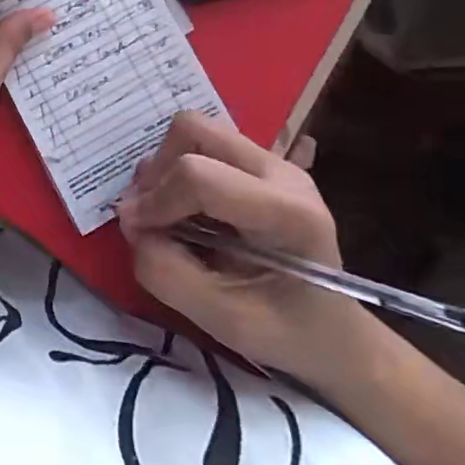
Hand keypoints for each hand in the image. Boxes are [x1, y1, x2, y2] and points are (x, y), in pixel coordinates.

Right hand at [118, 112, 382, 386]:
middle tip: (149, 214)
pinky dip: (179, 169)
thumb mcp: (221, 320)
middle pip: (194, 130)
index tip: (136, 232)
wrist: (334, 334)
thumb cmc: (286, 333)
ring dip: (166, 167)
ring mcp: (273, 163)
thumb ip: (166, 271)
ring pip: (195, 131)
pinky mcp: (261, 164)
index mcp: (288, 213)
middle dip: (158, 169)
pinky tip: (184, 210)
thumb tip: (130, 222)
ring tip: (164, 212)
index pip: (200, 176)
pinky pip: (205, 146)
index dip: (155, 201)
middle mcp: (282, 172)